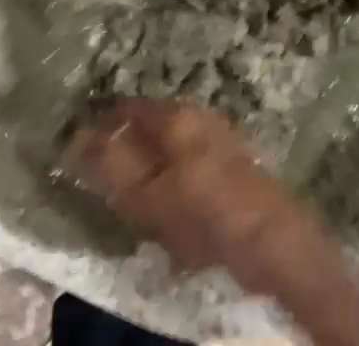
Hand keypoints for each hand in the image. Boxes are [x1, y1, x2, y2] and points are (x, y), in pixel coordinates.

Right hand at [67, 99, 325, 295]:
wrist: (280, 249)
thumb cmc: (205, 219)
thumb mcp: (144, 197)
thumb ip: (108, 163)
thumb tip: (78, 136)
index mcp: (173, 114)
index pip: (122, 108)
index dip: (100, 129)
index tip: (86, 155)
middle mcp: (198, 114)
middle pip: (150, 125)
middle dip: (130, 147)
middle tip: (116, 182)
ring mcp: (224, 135)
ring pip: (174, 144)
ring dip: (156, 164)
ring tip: (146, 199)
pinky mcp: (241, 161)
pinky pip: (195, 160)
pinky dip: (180, 175)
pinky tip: (180, 204)